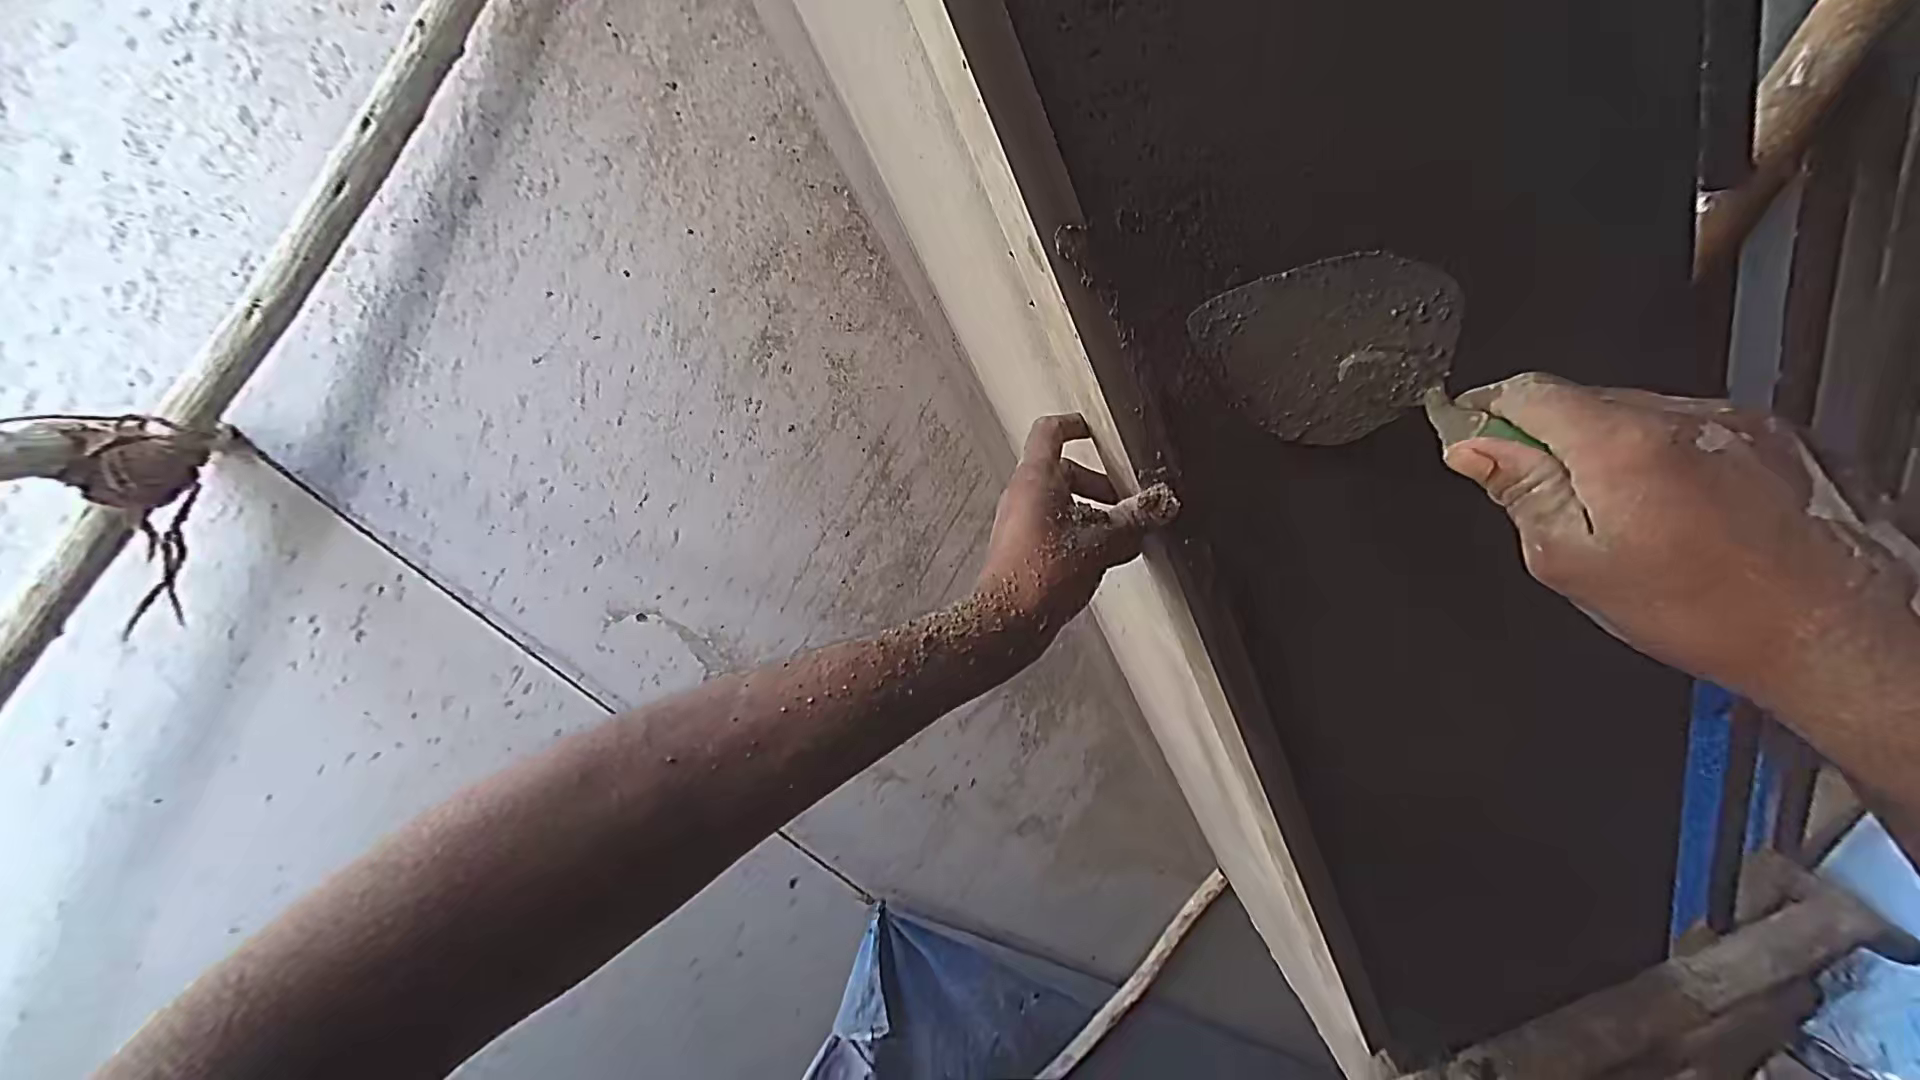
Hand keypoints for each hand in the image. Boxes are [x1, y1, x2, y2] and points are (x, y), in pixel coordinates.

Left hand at [975, 414, 1178, 631]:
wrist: (1006, 620)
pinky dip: (1077, 532)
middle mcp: (1022, 494)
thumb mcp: (1100, 544)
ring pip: (1061, 502)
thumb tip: (1160, 504)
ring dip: (1092, 512)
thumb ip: (1133, 521)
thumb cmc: (1039, 576)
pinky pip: (1052, 526)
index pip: (1050, 431)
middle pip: (1064, 471)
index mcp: (1036, 479)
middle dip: (1099, 485)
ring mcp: (1018, 520)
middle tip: (1126, 504)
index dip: (1076, 424)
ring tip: (1119, 536)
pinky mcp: (1020, 546)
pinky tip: (1099, 558)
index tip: (1097, 430)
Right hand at [1439, 373, 1919, 720]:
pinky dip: (1639, 452)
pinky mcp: (1770, 438)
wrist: (1834, 638)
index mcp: (1622, 445)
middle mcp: (1684, 419)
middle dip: (1532, 434)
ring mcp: (1735, 423)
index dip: (1480, 409)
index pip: (1525, 392)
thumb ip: (1517, 490)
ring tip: (1593, 508)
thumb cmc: (1700, 609)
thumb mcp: (1567, 557)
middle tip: (1519, 486)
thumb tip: (1471, 450)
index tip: (1459, 432)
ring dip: (1586, 445)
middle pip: (1573, 398)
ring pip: (1623, 412)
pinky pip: (1675, 427)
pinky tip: (1647, 505)